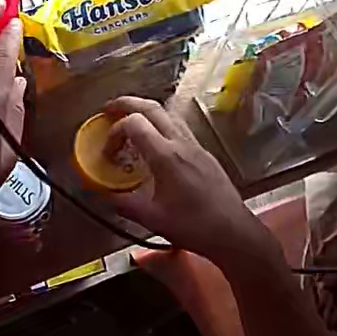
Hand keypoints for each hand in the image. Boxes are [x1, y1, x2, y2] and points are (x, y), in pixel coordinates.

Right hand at [102, 96, 279, 270]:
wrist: (233, 232)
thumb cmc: (194, 226)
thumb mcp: (152, 218)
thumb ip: (124, 204)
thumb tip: (103, 196)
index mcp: (166, 156)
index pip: (134, 123)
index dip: (114, 131)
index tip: (107, 151)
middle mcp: (182, 143)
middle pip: (152, 107)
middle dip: (127, 103)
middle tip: (109, 109)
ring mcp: (196, 146)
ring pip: (168, 114)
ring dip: (146, 111)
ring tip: (130, 121)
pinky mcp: (204, 153)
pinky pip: (179, 127)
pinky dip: (161, 125)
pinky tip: (155, 143)